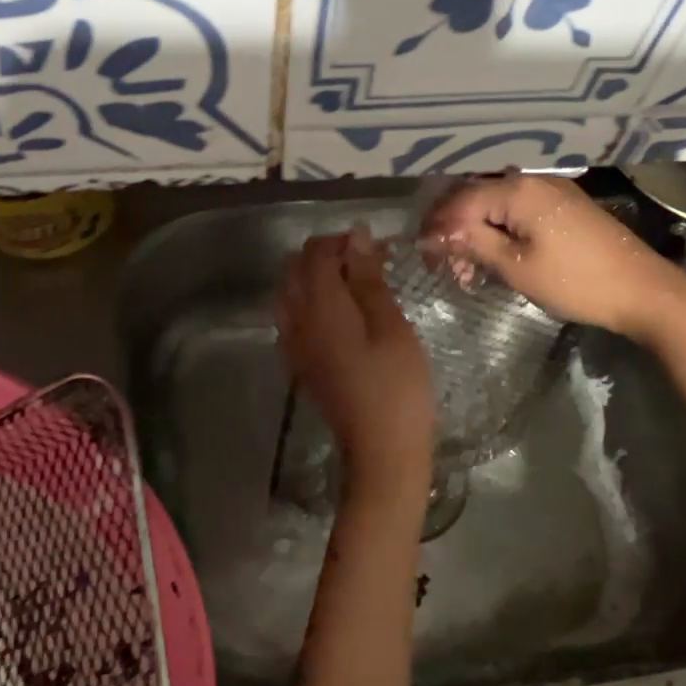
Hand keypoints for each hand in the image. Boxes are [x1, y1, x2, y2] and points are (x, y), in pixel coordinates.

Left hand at [276, 229, 434, 490]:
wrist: (381, 448)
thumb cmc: (397, 386)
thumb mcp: (391, 326)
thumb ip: (368, 280)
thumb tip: (356, 237)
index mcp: (319, 307)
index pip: (315, 254)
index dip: (341, 241)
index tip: (376, 246)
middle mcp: (296, 321)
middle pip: (293, 270)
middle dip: (324, 257)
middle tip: (366, 264)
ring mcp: (294, 345)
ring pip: (288, 294)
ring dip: (313, 280)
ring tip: (353, 287)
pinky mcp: (300, 364)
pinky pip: (292, 319)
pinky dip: (309, 304)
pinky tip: (340, 316)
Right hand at [423, 174, 685, 334]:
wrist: (639, 290)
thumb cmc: (574, 281)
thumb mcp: (516, 267)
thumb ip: (474, 243)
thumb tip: (437, 232)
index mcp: (518, 190)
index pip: (459, 201)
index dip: (437, 228)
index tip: (423, 258)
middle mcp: (532, 180)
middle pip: (476, 196)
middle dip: (453, 230)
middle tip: (442, 267)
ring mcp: (551, 191)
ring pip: (496, 205)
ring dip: (475, 234)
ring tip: (467, 273)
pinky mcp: (564, 207)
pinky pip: (518, 212)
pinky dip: (499, 232)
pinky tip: (494, 259)